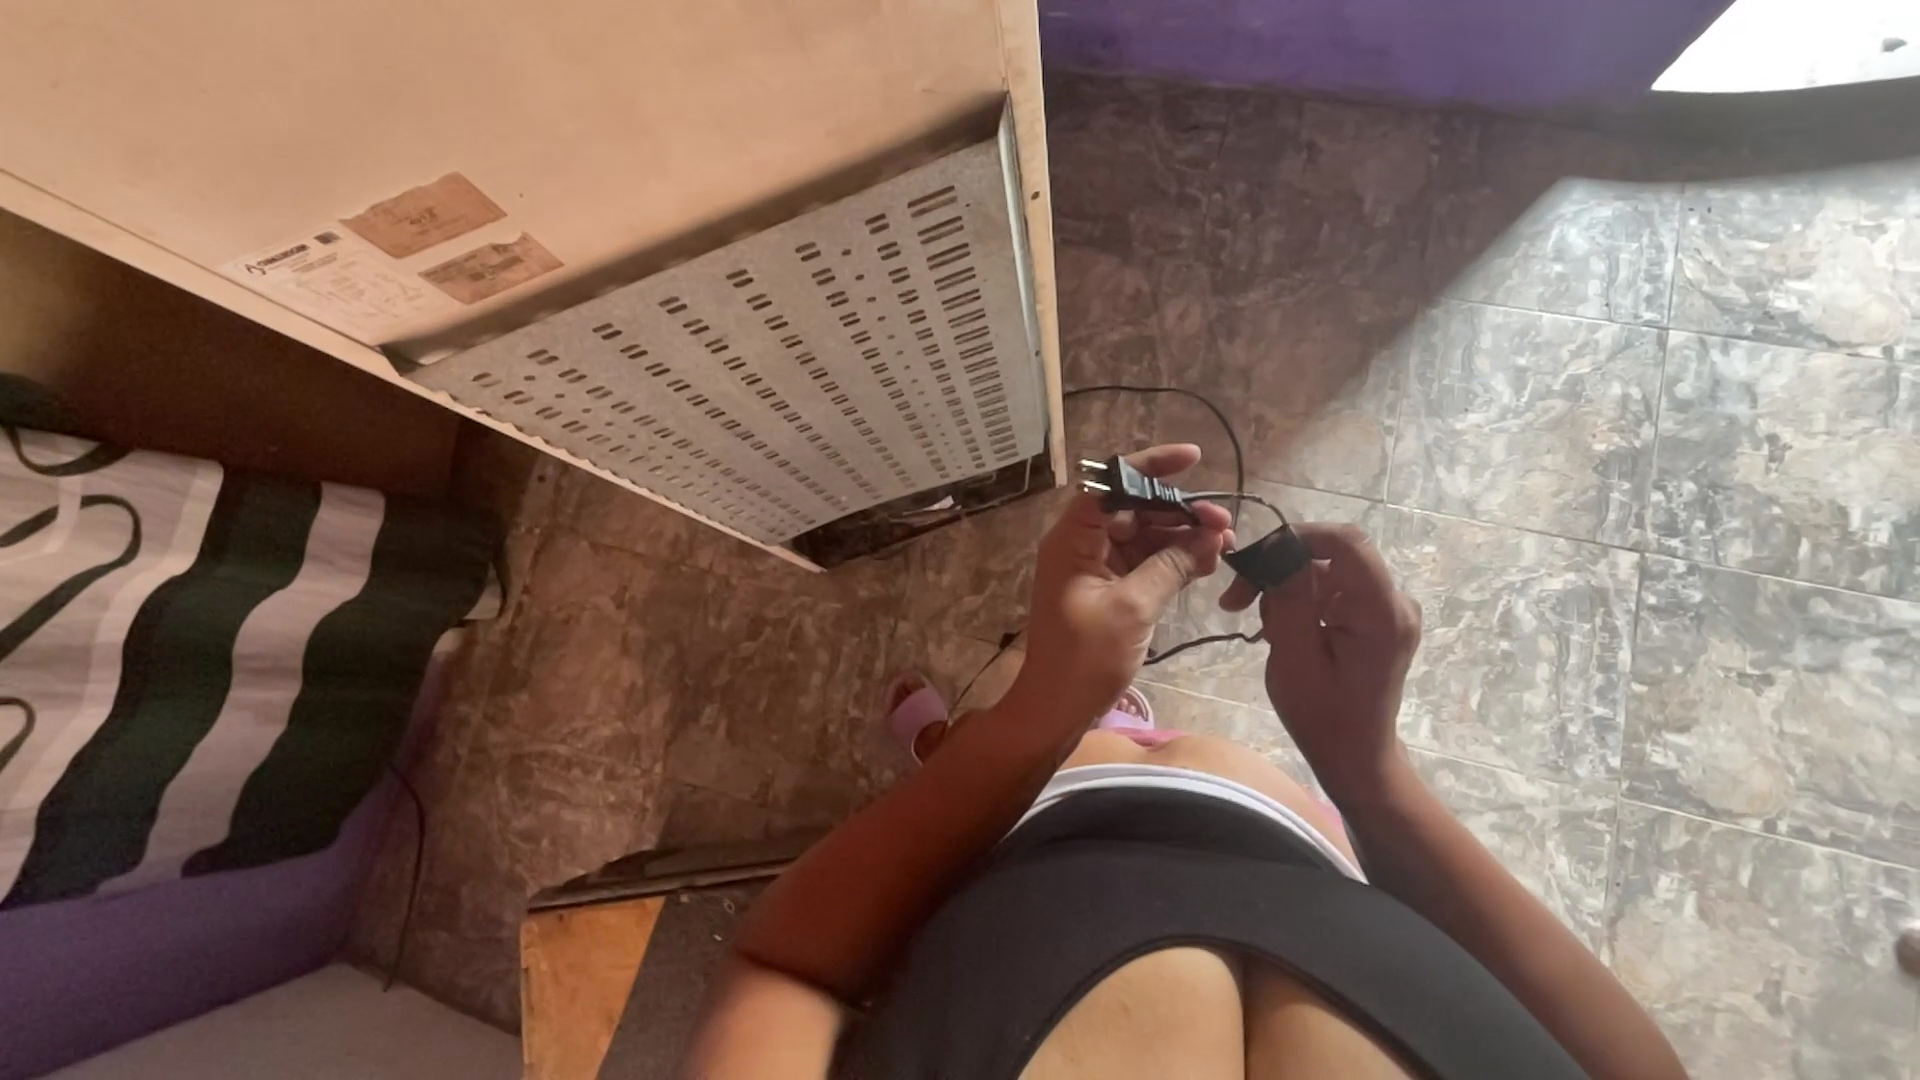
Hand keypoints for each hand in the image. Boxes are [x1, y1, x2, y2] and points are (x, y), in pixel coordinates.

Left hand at [1009, 444, 1232, 735]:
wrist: (1056, 708)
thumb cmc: (1084, 658)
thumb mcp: (1133, 609)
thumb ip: (1171, 566)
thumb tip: (1210, 538)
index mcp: (1072, 539)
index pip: (1111, 484)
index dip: (1150, 466)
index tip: (1193, 459)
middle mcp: (1080, 544)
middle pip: (1132, 509)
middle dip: (1178, 511)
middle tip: (1225, 525)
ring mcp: (1093, 567)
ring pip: (1142, 536)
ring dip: (1180, 538)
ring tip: (1224, 546)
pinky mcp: (1107, 590)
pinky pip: (1142, 562)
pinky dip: (1171, 561)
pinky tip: (1205, 563)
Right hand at [1220, 522, 1420, 800]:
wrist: (1353, 754)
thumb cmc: (1322, 715)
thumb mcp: (1295, 657)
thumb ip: (1290, 599)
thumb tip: (1278, 552)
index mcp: (1382, 611)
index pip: (1347, 542)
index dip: (1297, 537)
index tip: (1253, 560)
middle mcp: (1393, 601)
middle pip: (1331, 555)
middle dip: (1279, 569)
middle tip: (1235, 600)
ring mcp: (1385, 607)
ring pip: (1323, 571)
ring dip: (1283, 589)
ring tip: (1258, 627)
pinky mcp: (1373, 616)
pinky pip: (1330, 589)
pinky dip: (1298, 601)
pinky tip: (1278, 629)